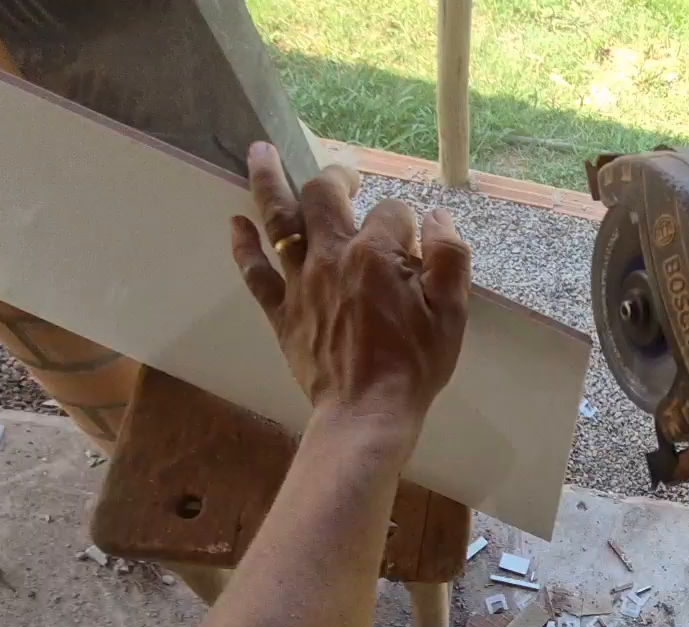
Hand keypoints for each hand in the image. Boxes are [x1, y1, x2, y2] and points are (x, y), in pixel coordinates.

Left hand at [230, 142, 470, 424]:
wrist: (367, 413)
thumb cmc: (415, 366)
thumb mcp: (451, 314)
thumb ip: (450, 258)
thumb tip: (438, 217)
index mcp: (376, 254)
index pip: (393, 212)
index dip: (409, 220)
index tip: (419, 239)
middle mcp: (332, 256)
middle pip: (323, 195)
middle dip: (337, 177)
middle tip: (347, 176)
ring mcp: (300, 283)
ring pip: (277, 219)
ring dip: (267, 179)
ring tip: (261, 151)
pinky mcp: (282, 313)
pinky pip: (255, 273)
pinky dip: (244, 246)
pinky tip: (237, 224)